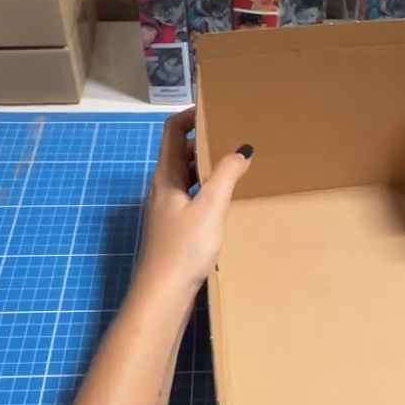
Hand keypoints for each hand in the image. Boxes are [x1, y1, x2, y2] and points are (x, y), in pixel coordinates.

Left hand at [132, 109, 252, 304]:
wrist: (163, 295)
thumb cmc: (184, 247)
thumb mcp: (210, 206)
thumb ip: (227, 175)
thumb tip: (242, 149)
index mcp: (165, 177)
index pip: (172, 132)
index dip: (190, 115)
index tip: (214, 109)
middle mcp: (162, 189)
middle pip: (179, 153)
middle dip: (202, 140)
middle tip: (231, 134)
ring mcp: (166, 210)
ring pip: (186, 177)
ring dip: (206, 165)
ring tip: (234, 163)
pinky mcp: (173, 229)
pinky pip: (191, 197)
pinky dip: (207, 189)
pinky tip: (225, 200)